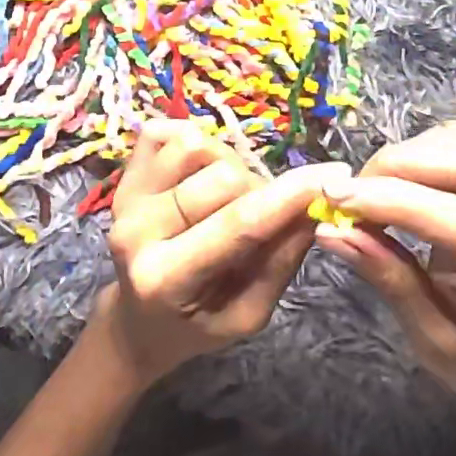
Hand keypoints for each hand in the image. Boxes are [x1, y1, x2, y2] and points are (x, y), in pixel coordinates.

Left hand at [92, 121, 349, 386]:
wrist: (136, 320)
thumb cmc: (195, 325)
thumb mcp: (246, 315)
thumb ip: (279, 262)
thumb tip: (317, 207)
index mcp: (165, 278)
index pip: (238, 224)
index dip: (289, 196)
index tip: (333, 176)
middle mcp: (136, 230)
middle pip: (221, 177)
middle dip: (258, 190)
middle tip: (261, 214)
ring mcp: (124, 197)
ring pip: (194, 145)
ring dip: (227, 164)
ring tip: (228, 196)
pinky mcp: (122, 175)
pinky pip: (164, 131)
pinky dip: (194, 143)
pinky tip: (200, 174)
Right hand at [313, 124, 455, 422]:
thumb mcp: (437, 346)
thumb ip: (393, 283)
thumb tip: (333, 231)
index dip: (403, 204)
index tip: (339, 199)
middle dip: (406, 167)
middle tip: (350, 189)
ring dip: (411, 157)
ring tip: (370, 190)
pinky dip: (424, 155)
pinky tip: (399, 183)